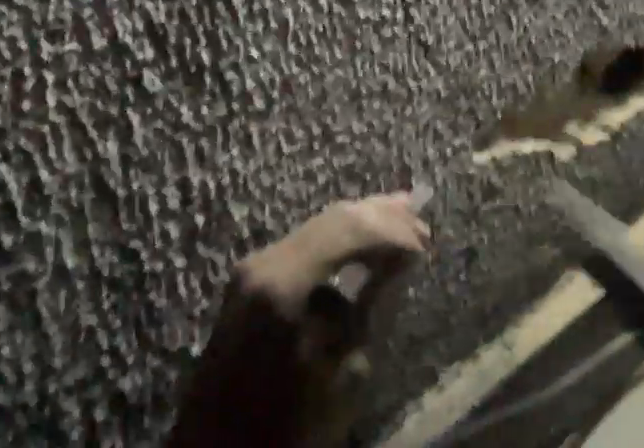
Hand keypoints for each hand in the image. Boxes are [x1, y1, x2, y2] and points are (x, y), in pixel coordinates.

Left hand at [168, 193, 430, 447]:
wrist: (218, 446)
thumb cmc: (286, 424)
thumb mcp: (341, 375)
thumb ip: (370, 311)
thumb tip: (396, 264)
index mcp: (283, 283)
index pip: (348, 230)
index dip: (392, 232)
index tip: (426, 247)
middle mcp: (264, 261)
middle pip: (332, 219)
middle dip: (379, 218)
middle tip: (421, 225)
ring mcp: (253, 268)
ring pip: (318, 227)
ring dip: (361, 225)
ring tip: (402, 222)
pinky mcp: (251, 280)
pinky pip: (305, 245)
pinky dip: (339, 242)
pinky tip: (365, 248)